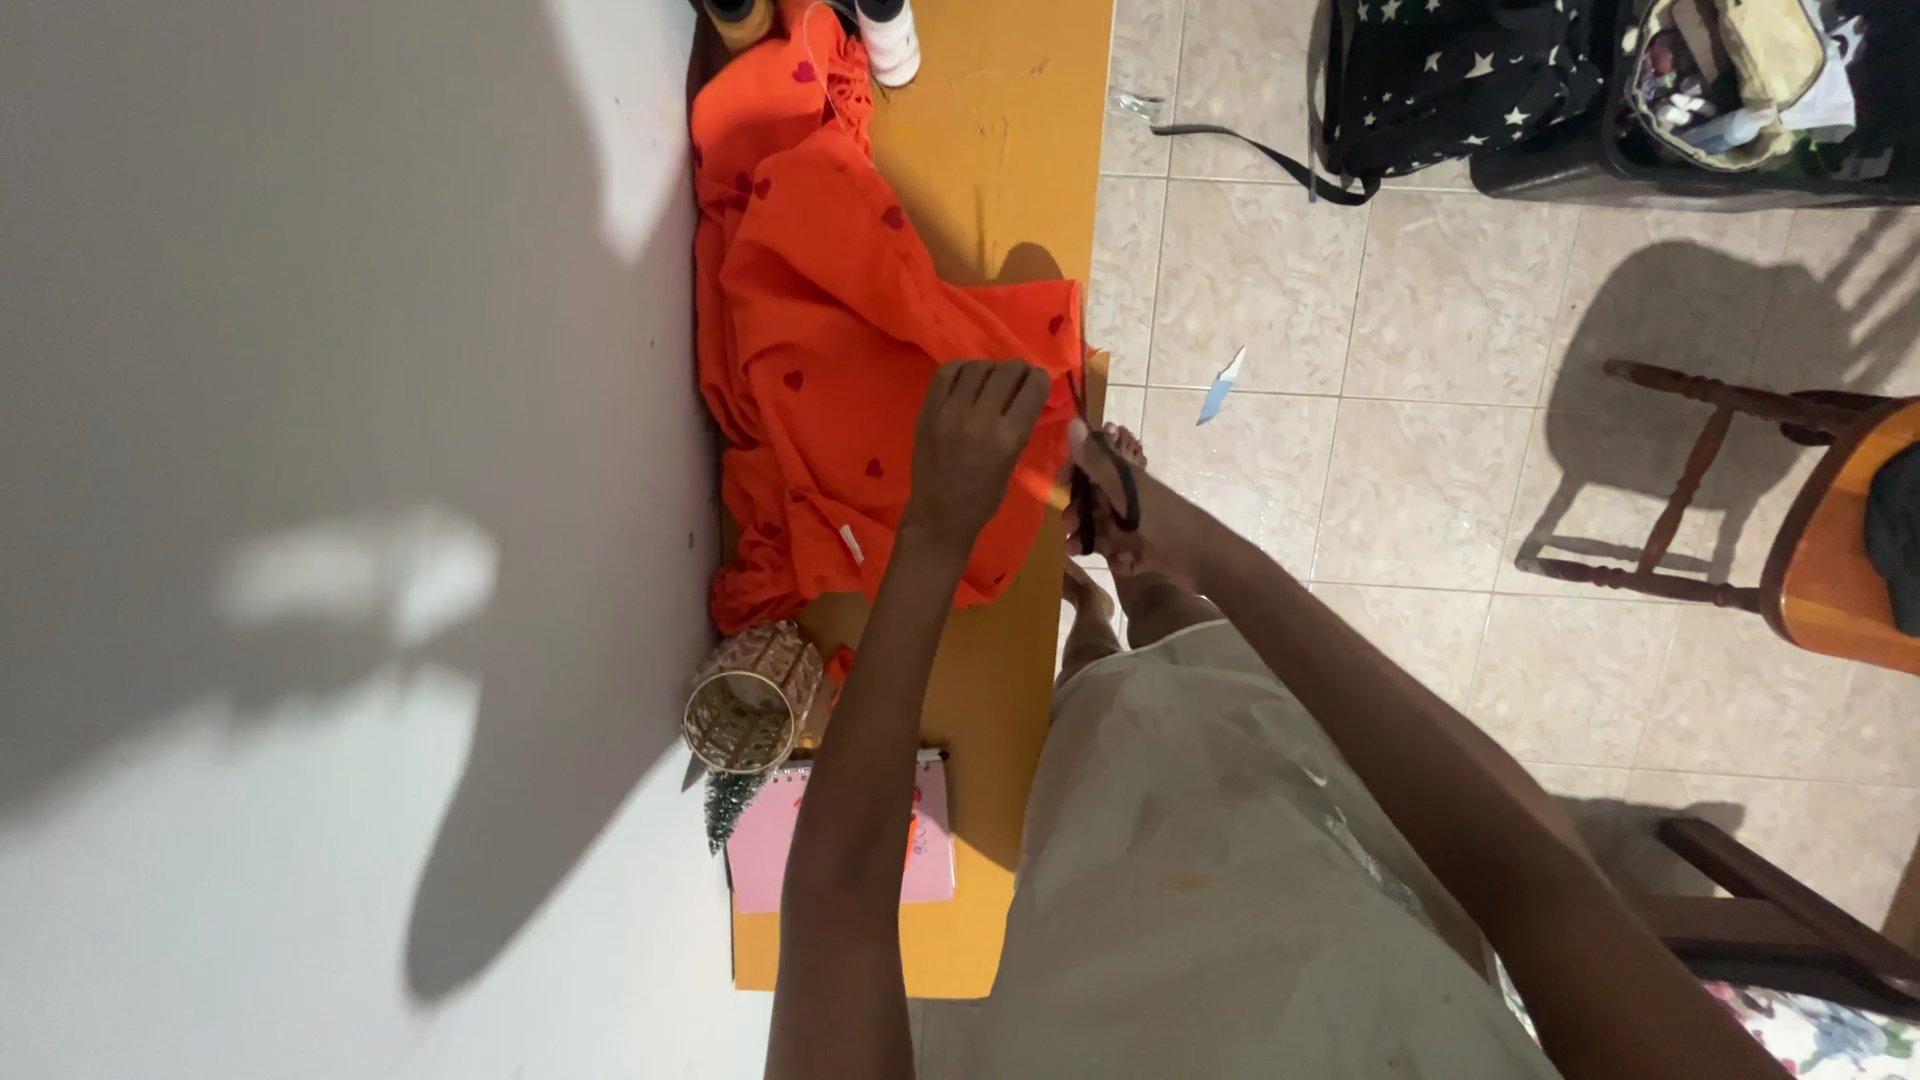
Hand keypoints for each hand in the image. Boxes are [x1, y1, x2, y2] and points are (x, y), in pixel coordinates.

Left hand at [900, 360, 1050, 559]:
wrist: (939, 514)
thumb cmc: (983, 498)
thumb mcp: (1012, 462)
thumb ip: (1019, 427)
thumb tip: (1025, 394)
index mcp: (1008, 438)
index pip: (1032, 388)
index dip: (1039, 379)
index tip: (1037, 380)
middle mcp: (980, 419)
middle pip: (1006, 372)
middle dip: (1018, 369)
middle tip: (1017, 375)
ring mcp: (950, 412)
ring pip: (976, 367)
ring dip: (990, 367)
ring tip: (991, 376)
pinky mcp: (928, 411)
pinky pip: (946, 373)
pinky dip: (962, 369)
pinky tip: (967, 378)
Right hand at [1065, 415, 1215, 590]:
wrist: (1204, 559)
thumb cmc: (1163, 519)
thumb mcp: (1125, 489)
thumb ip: (1096, 461)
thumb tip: (1073, 421)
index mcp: (1124, 480)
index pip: (1089, 470)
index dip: (1071, 477)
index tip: (1059, 488)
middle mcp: (1128, 500)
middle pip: (1090, 504)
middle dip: (1076, 515)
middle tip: (1069, 527)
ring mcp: (1135, 527)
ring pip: (1100, 531)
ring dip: (1088, 540)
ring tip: (1078, 551)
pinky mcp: (1143, 551)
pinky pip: (1119, 554)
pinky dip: (1118, 559)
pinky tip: (1124, 563)